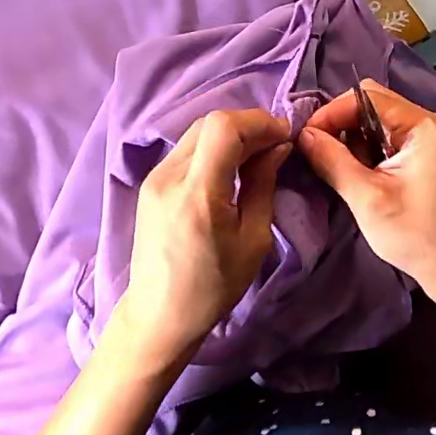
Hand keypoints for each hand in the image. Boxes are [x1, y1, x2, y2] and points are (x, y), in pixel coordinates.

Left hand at [108, 110, 292, 369]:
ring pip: (197, 133)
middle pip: (210, 123)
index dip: (259, 122)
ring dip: (231, 134)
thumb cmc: (213, 286)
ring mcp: (154, 177)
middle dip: (248, 125)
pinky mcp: (150, 182)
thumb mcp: (253, 239)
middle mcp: (168, 176)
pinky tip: (231, 166)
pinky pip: (186, 150)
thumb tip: (277, 146)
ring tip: (257, 155)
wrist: (160, 312)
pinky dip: (213, 147)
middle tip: (275, 145)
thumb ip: (262, 184)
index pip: (223, 128)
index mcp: (196, 194)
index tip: (285, 135)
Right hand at [297, 81, 435, 295]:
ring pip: (375, 120)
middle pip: (371, 103)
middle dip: (339, 123)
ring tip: (336, 165)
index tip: (306, 137)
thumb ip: (332, 160)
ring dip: (350, 137)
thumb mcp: (366, 198)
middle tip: (318, 149)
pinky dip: (363, 148)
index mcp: (424, 127)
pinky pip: (384, 137)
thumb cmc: (415, 235)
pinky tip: (355, 172)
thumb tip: (302, 135)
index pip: (366, 98)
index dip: (331, 114)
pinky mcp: (423, 154)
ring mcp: (428, 138)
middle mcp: (429, 124)